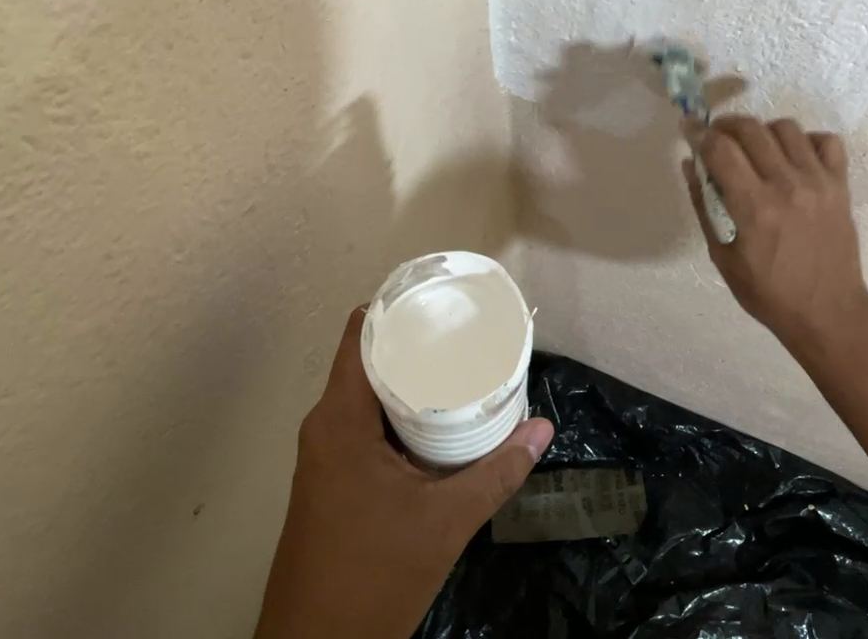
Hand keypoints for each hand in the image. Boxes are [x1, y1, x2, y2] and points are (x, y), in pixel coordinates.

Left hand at [254, 309, 554, 638]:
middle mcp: (325, 425)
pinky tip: (438, 416)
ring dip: (409, 377)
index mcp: (341, 419)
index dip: (398, 304)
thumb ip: (497, 471)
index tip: (442, 293)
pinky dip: (399, 408)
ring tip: (461, 364)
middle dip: (417, 340)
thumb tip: (543, 429)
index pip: (362, 333)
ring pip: (367, 392)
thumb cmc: (374, 573)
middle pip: (369, 358)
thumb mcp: (446, 521)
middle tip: (467, 329)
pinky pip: (364, 421)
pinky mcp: (331, 476)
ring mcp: (325, 453)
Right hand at [684, 116, 867, 349]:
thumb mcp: (723, 257)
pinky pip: (827, 142)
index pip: (720, 149)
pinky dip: (806, 140)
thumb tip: (691, 165)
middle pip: (751, 129)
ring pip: (786, 128)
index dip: (698, 133)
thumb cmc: (768, 293)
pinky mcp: (840, 186)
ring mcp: (818, 182)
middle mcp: (787, 186)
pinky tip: (793, 157)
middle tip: (716, 138)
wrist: (828, 313)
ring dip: (762, 131)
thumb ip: (704, 206)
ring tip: (754, 148)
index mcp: (754, 207)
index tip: (688, 128)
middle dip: (725, 126)